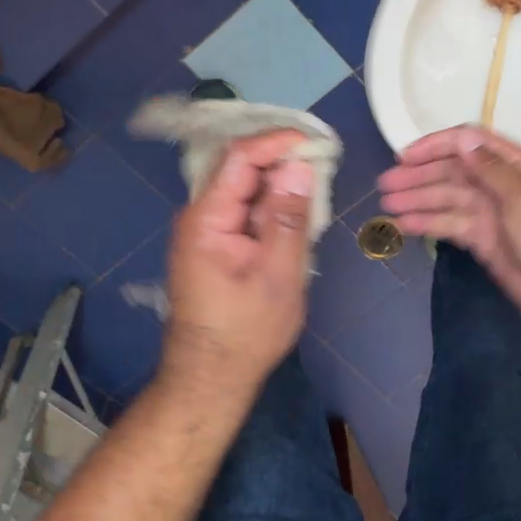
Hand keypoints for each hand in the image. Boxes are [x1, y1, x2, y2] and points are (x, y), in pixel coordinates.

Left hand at [163, 131, 314, 394]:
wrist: (211, 377)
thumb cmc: (246, 331)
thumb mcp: (277, 274)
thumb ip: (289, 218)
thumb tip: (300, 167)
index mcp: (206, 218)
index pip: (239, 158)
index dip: (276, 142)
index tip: (315, 143)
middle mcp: (198, 217)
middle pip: (239, 170)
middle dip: (281, 162)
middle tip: (323, 165)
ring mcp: (203, 232)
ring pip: (244, 191)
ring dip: (278, 186)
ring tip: (316, 190)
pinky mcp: (213, 246)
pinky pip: (243, 212)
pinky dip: (270, 208)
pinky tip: (295, 218)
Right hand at [377, 126, 520, 312]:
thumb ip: (492, 169)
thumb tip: (464, 141)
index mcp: (516, 165)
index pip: (471, 143)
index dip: (438, 145)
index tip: (407, 154)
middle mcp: (499, 184)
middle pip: (452, 171)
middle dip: (419, 175)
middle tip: (385, 183)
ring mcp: (489, 212)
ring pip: (446, 199)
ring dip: (416, 199)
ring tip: (385, 204)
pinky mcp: (481, 238)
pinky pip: (448, 225)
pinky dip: (426, 224)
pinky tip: (402, 225)